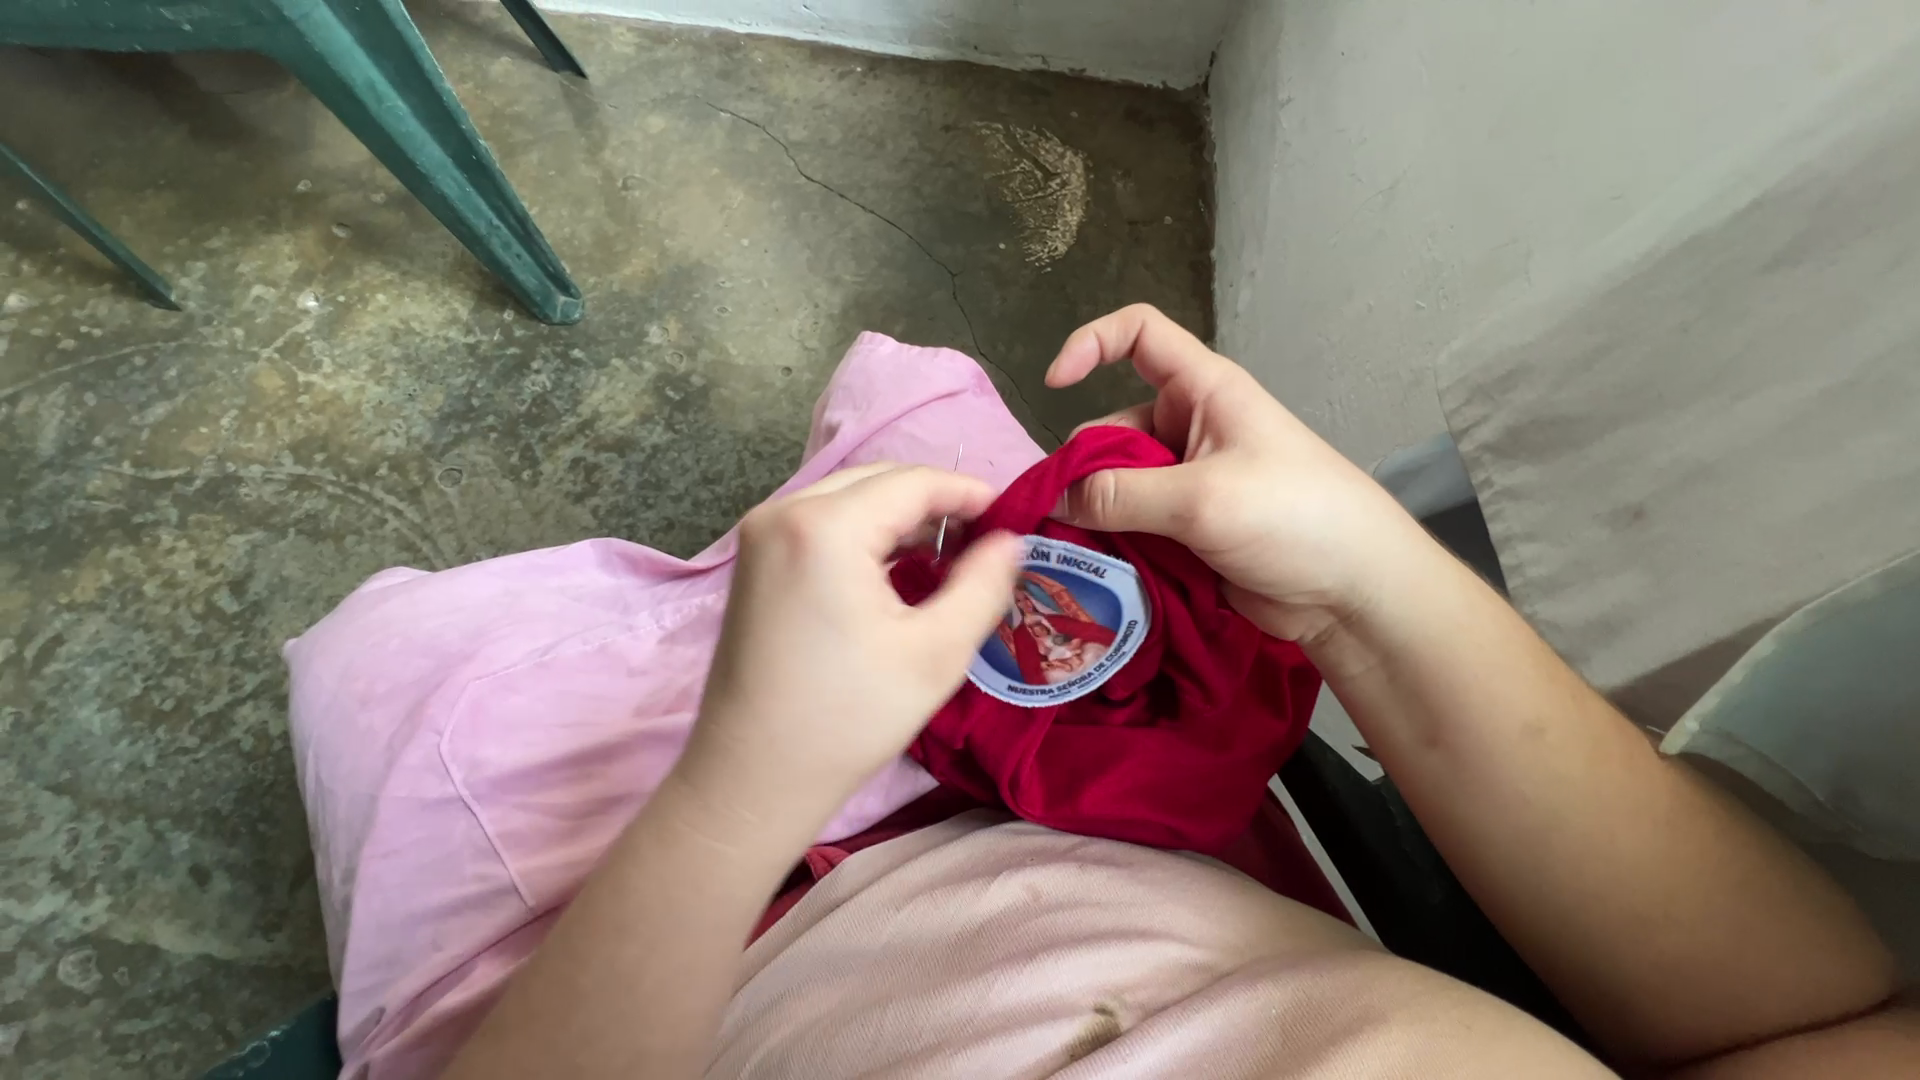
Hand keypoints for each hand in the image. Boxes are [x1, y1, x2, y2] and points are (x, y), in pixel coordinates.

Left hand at [680, 464, 1022, 832]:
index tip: (1011, 518)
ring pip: (850, 499)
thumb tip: (1011, 538)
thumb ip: (983, 583)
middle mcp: (783, 512)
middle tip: (981, 543)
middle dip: (935, 505)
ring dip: (901, 519)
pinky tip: (896, 571)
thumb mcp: (936, 652)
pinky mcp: (754, 559)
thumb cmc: (849, 718)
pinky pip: (823, 523)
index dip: (969, 493)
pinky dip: (866, 535)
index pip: (913, 482)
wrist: (753, 776)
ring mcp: (761, 534)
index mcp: (824, 527)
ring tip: (946, 558)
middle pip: (879, 481)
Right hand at [1046, 305, 1428, 645]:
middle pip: (1110, 429)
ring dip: (1091, 514)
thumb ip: (1118, 496)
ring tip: (1069, 550)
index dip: (1091, 344)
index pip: (1138, 335)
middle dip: (1080, 468)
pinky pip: (1129, 525)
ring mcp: (1184, 482)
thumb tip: (1049, 498)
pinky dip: (1108, 542)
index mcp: (1202, 392)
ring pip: (1113, 485)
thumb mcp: (1200, 500)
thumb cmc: (1294, 518)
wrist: (1352, 593)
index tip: (1054, 386)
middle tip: (1057, 516)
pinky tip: (1091, 567)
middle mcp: (1187, 430)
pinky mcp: (1183, 529)